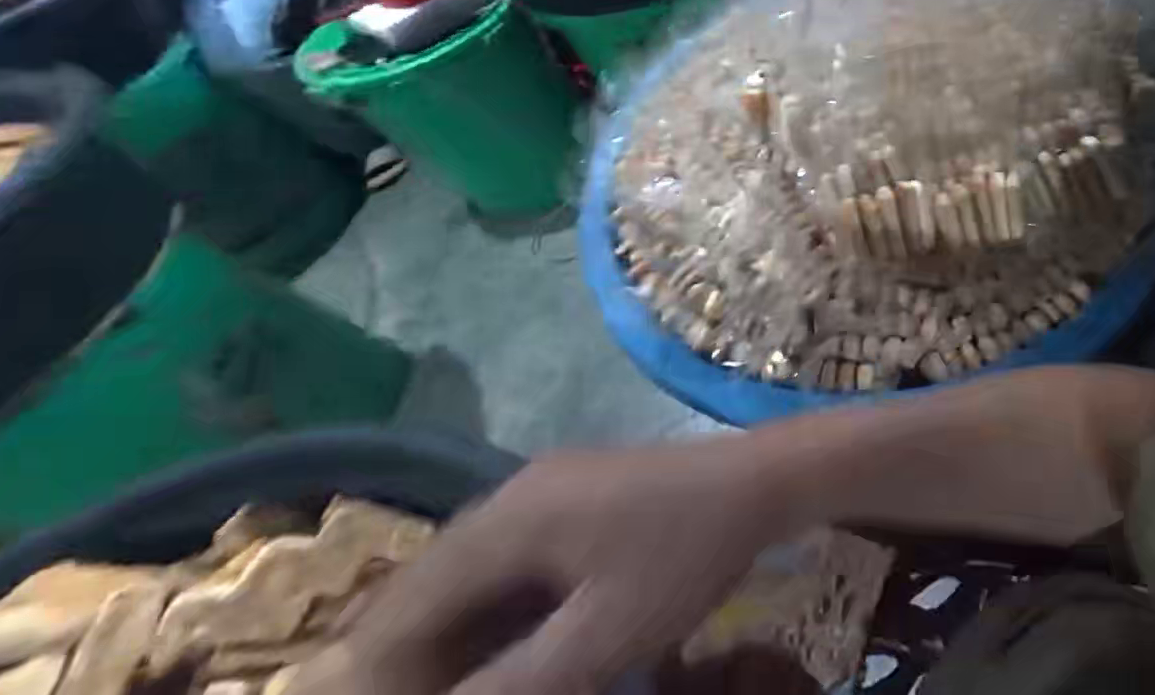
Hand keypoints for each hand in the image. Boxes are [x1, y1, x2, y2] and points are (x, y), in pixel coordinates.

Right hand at [290, 441, 798, 694]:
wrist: (762, 480)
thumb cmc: (687, 554)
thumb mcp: (600, 638)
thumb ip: (508, 689)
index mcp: (506, 520)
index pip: (398, 615)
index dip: (393, 685)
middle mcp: (515, 494)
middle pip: (432, 592)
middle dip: (431, 665)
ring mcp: (551, 487)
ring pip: (478, 576)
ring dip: (474, 638)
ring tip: (502, 684)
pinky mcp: (581, 492)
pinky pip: (520, 557)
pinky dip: (514, 607)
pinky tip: (538, 647)